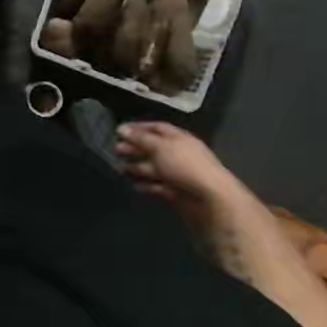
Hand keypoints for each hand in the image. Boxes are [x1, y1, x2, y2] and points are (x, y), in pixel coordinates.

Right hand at [115, 121, 240, 206]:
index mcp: (179, 138)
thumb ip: (140, 138)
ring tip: (119, 168)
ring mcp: (178, 173)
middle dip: (135, 147)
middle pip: (153, 147)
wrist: (210, 198)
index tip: (120, 130)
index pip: (157, 127)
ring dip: (136, 167)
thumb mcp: (159, 146)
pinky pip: (158, 185)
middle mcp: (178, 153)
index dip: (139, 127)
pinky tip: (133, 185)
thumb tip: (121, 128)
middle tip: (116, 149)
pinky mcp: (177, 191)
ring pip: (154, 167)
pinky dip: (146, 185)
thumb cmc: (184, 165)